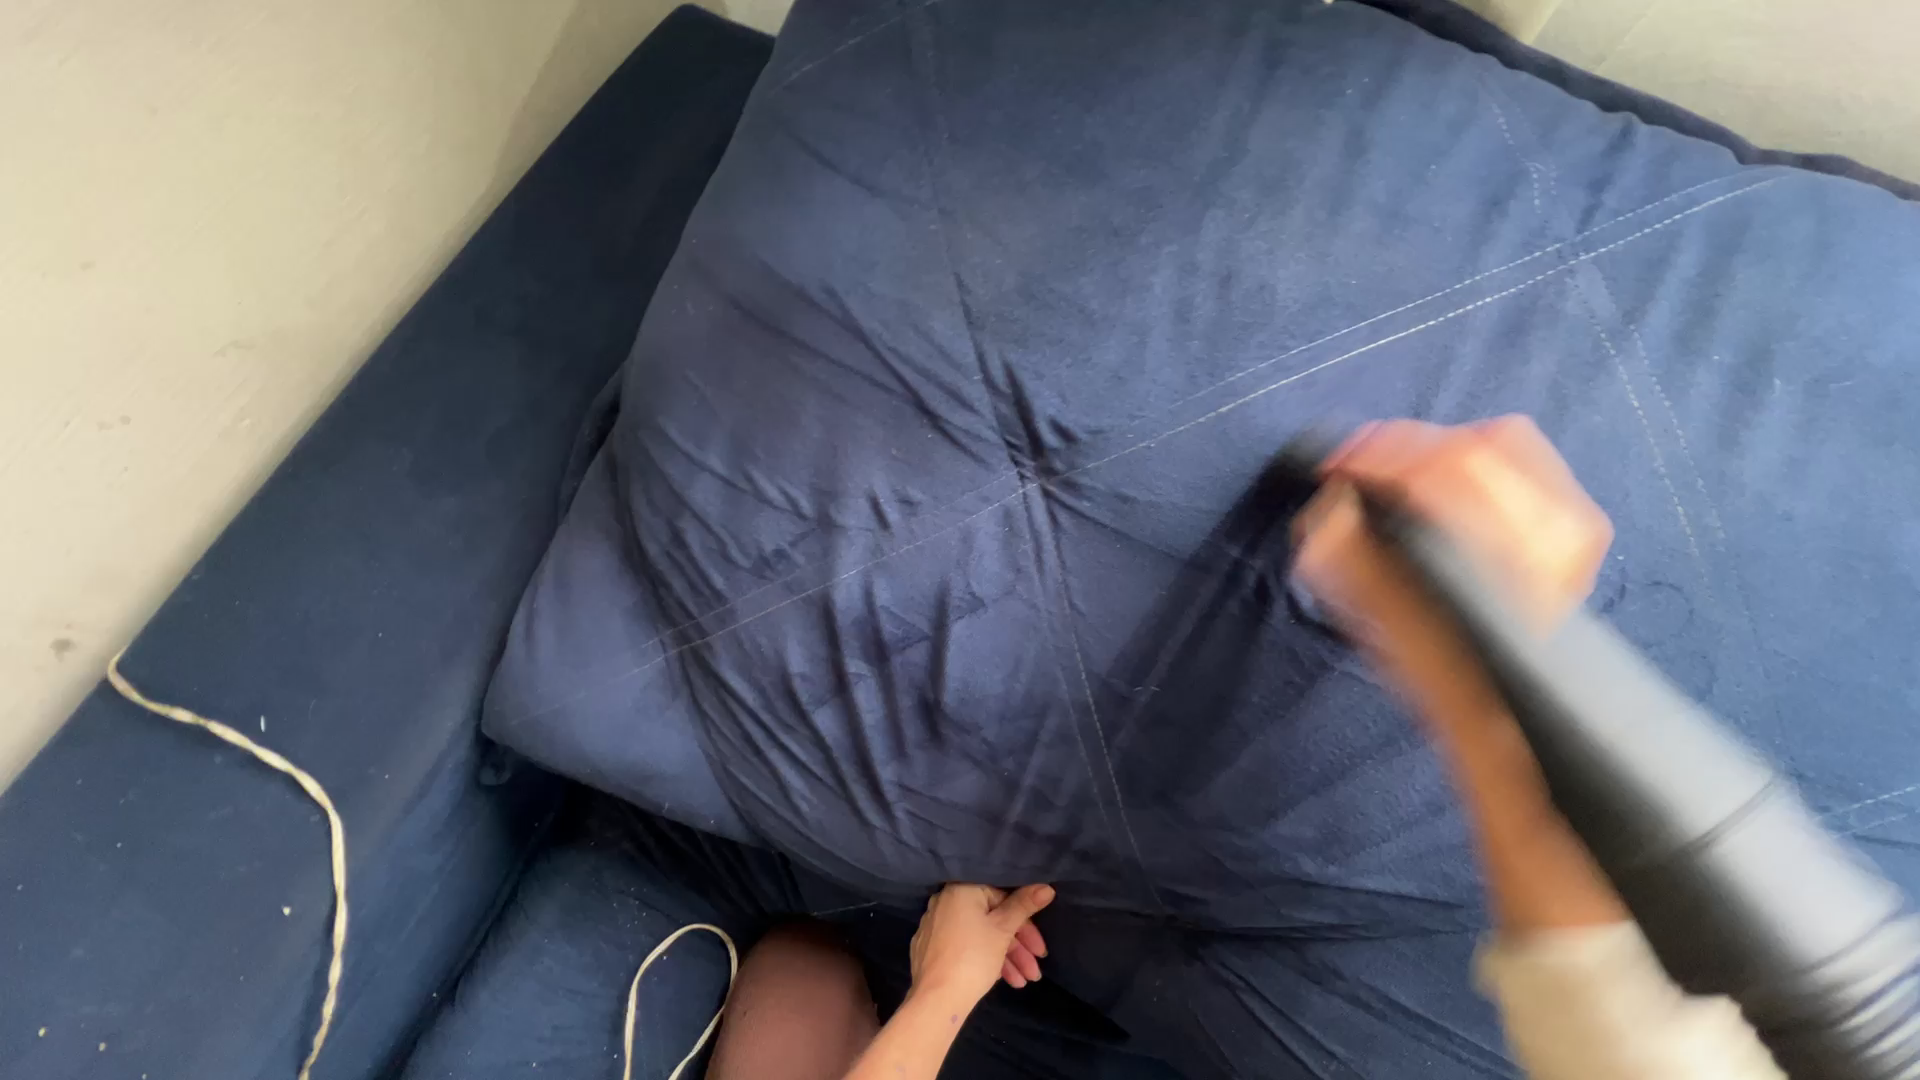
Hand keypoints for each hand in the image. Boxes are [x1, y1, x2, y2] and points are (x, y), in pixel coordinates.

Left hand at [908, 883, 1055, 1006]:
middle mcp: (945, 901)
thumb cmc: (973, 957)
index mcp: (961, 889)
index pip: (1002, 898)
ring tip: (1024, 982)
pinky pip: (965, 946)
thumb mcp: (1003, 930)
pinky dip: (985, 959)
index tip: (1040, 948)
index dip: (1026, 925)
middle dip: (1018, 947)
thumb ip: (1025, 905)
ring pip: (980, 936)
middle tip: (1035, 971)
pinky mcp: (931, 948)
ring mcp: (935, 926)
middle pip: (991, 919)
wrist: (936, 1000)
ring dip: (1006, 958)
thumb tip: (1046, 887)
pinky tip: (1003, 980)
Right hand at [1291, 416, 1628, 931]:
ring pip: (1502, 445)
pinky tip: (1442, 475)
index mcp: (1501, 572)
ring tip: (1390, 467)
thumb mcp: (1396, 643)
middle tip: (1352, 466)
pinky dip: (1476, 454)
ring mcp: (1571, 531)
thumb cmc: (1459, 694)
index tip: (1334, 470)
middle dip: (1400, 448)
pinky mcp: (1575, 529)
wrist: (1531, 726)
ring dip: (1434, 448)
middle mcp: (1548, 542)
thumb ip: (1357, 579)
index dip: (1379, 462)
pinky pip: (1526, 461)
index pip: (1440, 482)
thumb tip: (1319, 520)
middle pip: (1470, 451)